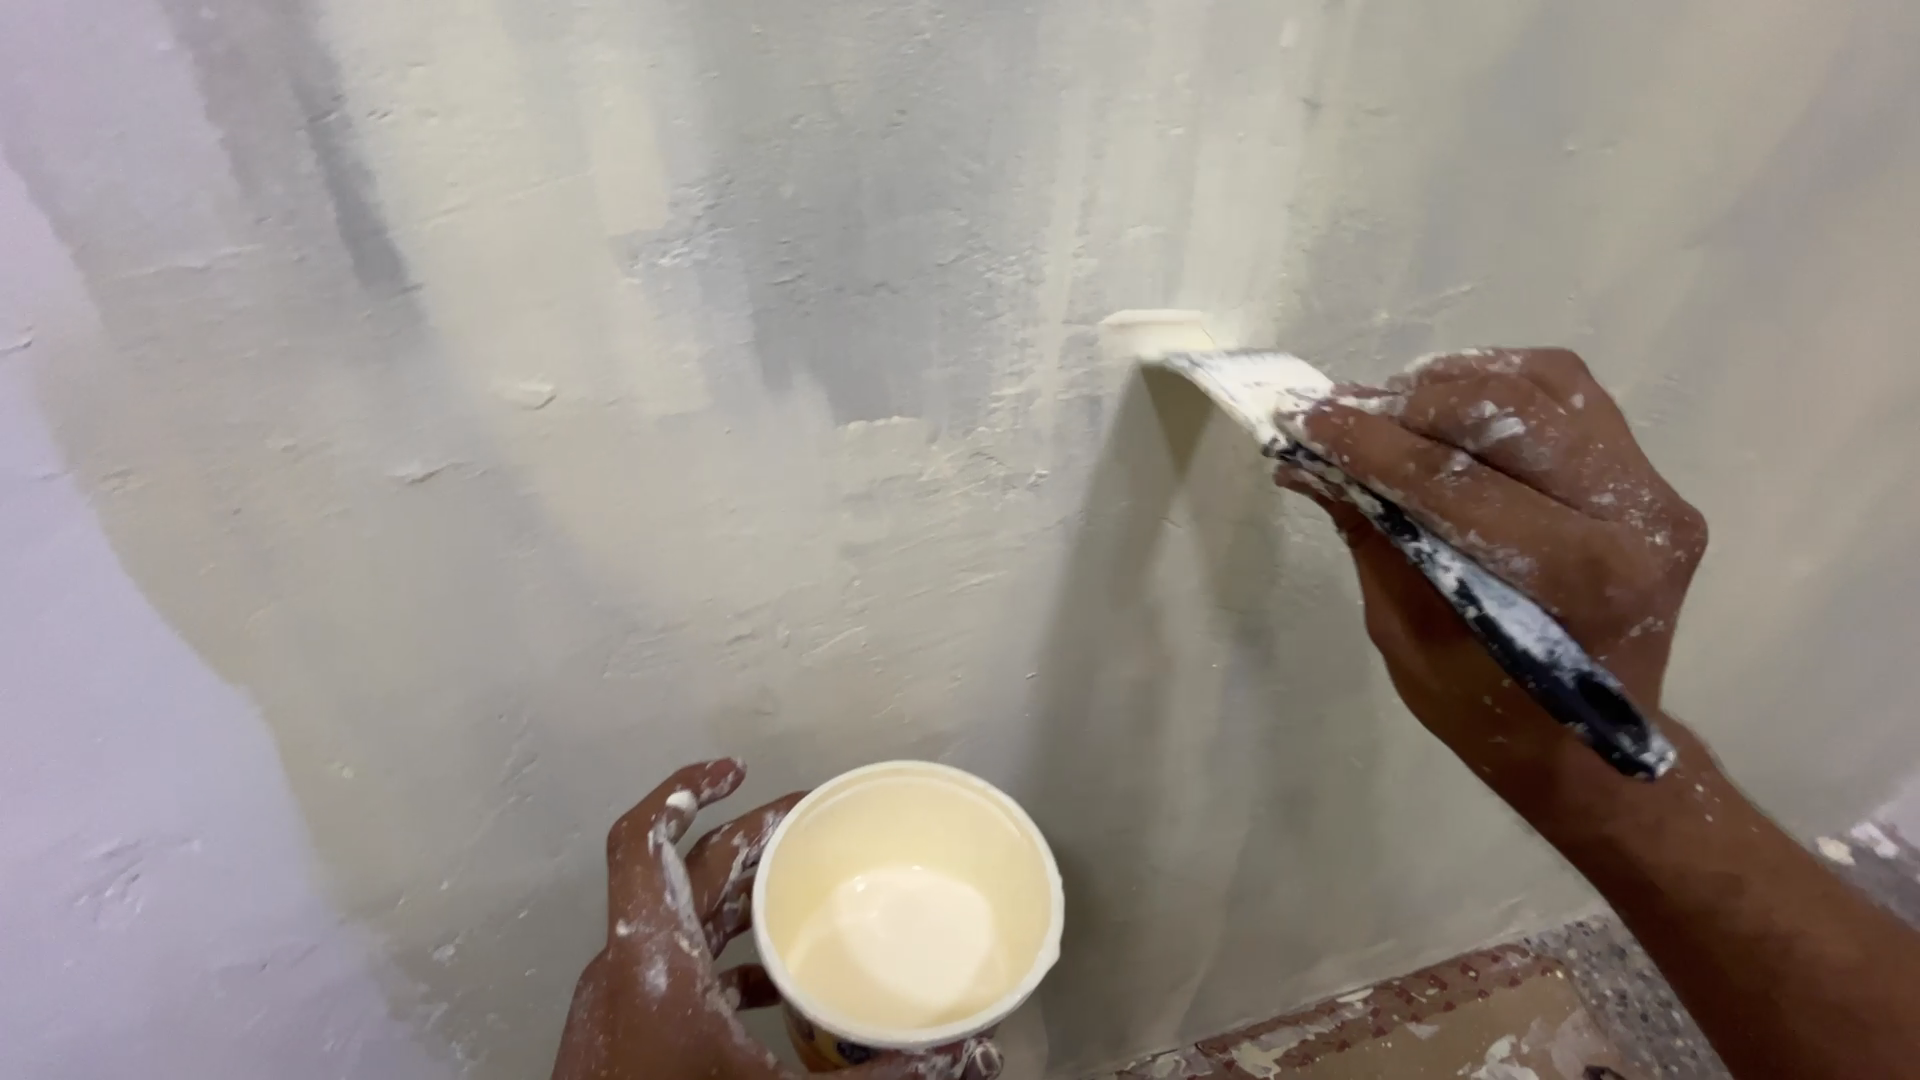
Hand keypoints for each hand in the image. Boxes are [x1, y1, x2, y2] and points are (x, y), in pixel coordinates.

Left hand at [552, 759, 1001, 1079]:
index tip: (738, 770)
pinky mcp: (630, 1029)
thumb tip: (965, 1057)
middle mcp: (628, 966)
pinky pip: (682, 962)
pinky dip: (729, 950)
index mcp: (650, 961)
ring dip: (741, 887)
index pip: (643, 843)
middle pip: (688, 869)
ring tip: (799, 879)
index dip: (685, 790)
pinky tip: (776, 980)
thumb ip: (878, 1077)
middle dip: (751, 835)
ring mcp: (623, 999)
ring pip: (684, 913)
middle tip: (809, 819)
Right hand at [1276, 349, 1708, 795]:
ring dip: (1454, 383)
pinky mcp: (1647, 480)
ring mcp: (1653, 492)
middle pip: (1509, 413)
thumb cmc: (1481, 707)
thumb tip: (1305, 463)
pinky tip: (1446, 407)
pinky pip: (1570, 397)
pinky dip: (1499, 384)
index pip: (1452, 482)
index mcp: (1574, 578)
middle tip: (1339, 413)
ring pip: (1549, 384)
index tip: (1302, 418)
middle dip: (1407, 404)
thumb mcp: (1402, 627)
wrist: (1581, 746)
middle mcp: (1635, 520)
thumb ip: (1369, 531)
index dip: (1367, 444)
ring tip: (1389, 406)